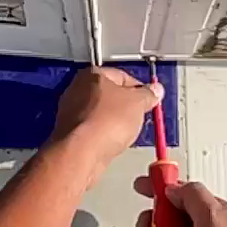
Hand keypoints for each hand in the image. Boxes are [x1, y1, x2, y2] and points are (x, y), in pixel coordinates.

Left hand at [49, 66, 163, 171]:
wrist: (82, 152)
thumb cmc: (106, 121)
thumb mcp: (138, 104)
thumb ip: (148, 95)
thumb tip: (155, 90)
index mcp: (93, 74)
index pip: (122, 76)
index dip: (139, 88)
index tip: (149, 99)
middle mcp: (77, 89)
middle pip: (110, 94)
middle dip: (126, 106)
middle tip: (139, 116)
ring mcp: (71, 111)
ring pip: (101, 114)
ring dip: (114, 122)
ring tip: (125, 132)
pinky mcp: (70, 132)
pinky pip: (93, 130)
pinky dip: (103, 135)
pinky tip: (112, 142)